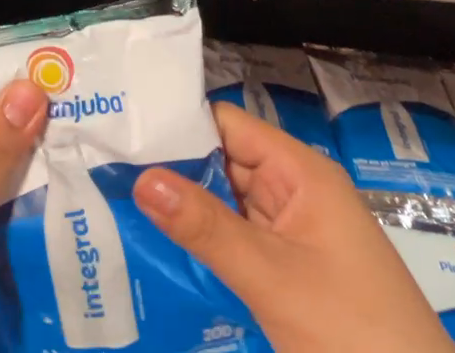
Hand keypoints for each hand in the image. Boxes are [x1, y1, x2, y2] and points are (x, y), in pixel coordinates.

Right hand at [135, 102, 454, 352]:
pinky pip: (234, 238)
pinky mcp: (287, 268)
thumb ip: (204, 227)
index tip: (119, 131)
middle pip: (221, 161)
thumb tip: (140, 177)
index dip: (176, 123)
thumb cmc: (353, 332)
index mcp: (300, 173)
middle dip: (168, 166)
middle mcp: (295, 192)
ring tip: (112, 198)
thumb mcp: (271, 276)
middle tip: (101, 168)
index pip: (227, 125)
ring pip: (224, 202)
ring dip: (180, 205)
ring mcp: (292, 233)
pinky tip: (154, 244)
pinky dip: (199, 239)